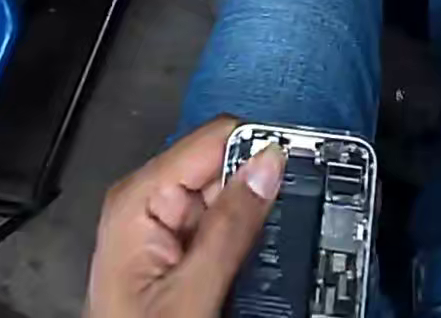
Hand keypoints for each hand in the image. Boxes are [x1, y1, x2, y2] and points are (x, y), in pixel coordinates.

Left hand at [85, 117, 286, 317]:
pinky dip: (249, 230)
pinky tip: (264, 250)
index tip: (298, 167)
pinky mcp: (180, 243)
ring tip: (285, 236)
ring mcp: (166, 219)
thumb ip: (230, 227)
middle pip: (224, 162)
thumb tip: (271, 160)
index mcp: (141, 196)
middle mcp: (151, 196)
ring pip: (230, 191)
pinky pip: (225, 219)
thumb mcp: (189, 299)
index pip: (214, 139)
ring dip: (258, 210)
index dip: (258, 148)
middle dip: (260, 183)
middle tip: (299, 208)